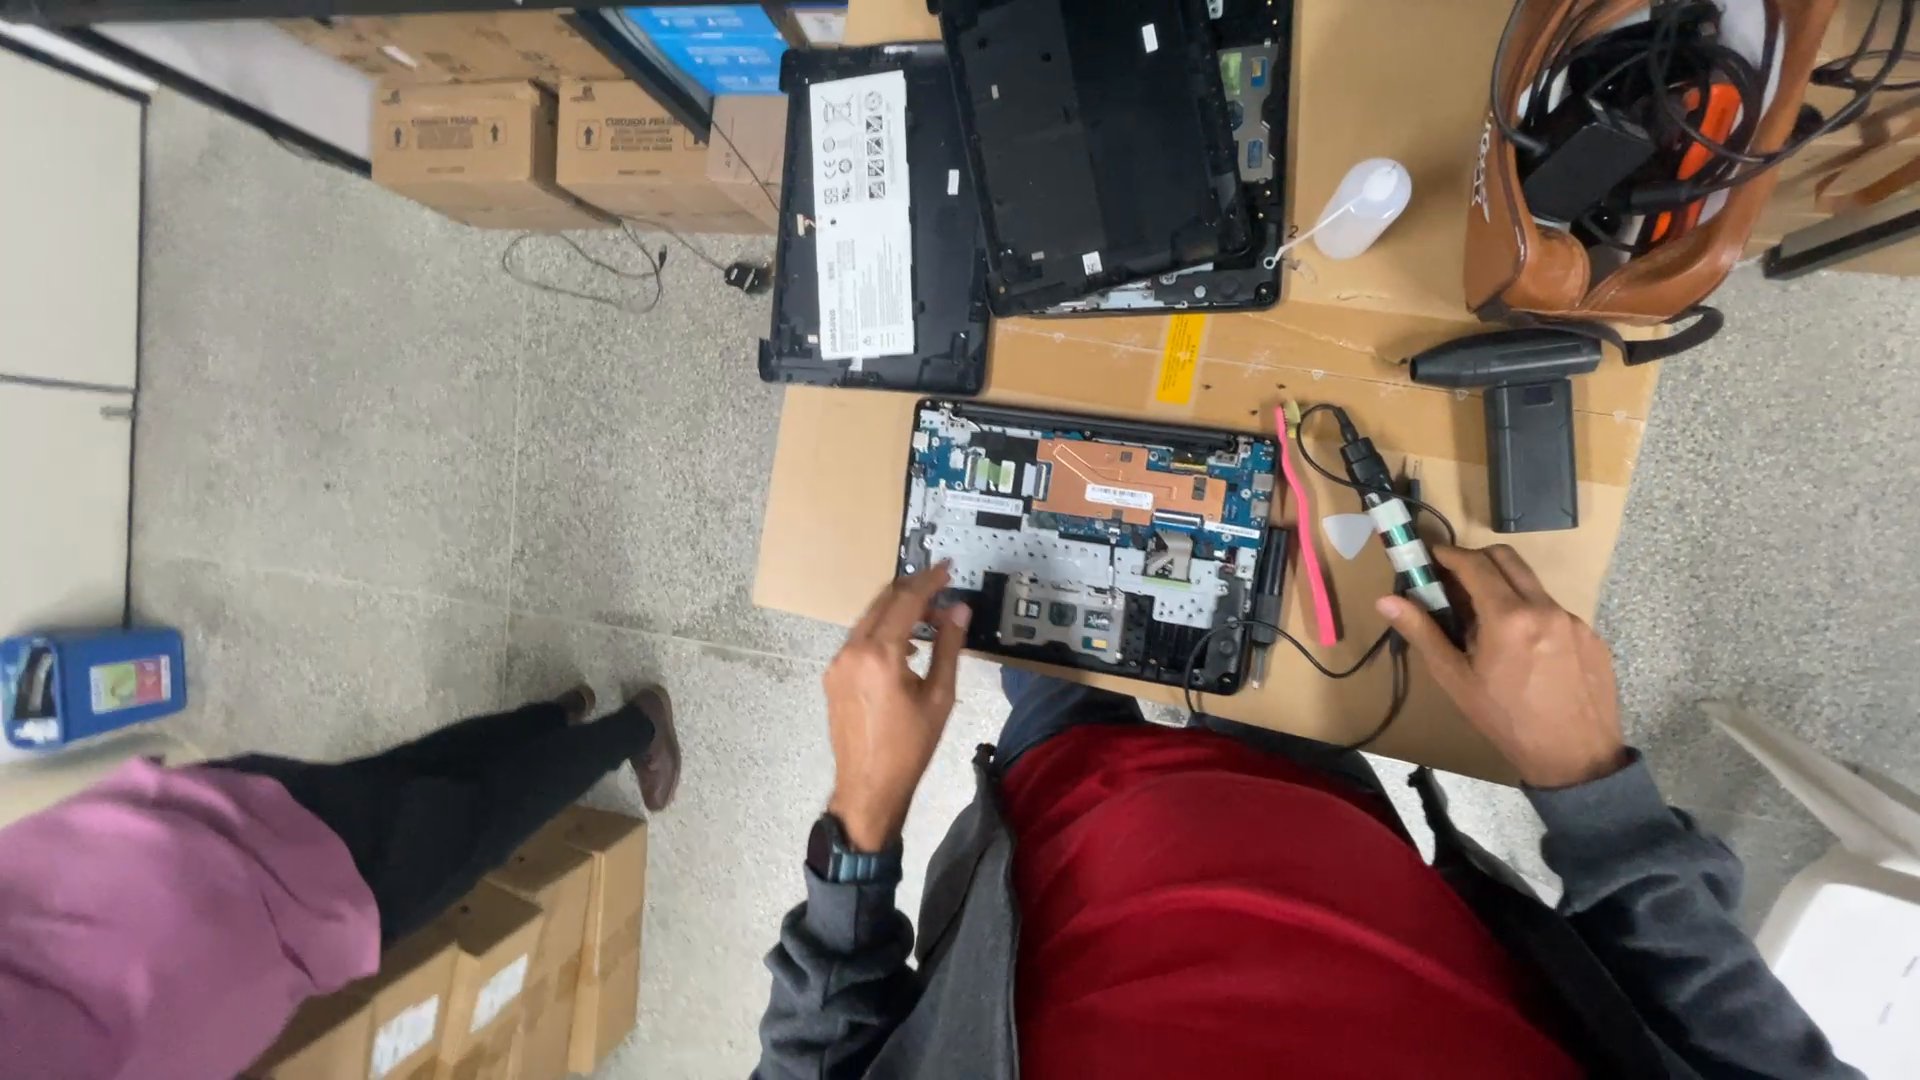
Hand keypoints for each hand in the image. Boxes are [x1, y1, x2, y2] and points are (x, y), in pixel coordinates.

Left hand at [823, 561, 970, 850]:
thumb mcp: (940, 696)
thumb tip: (960, 609)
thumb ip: (949, 647)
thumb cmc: (911, 747)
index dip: (929, 580)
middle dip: (913, 590)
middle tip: (942, 590)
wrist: (868, 787)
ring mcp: (838, 662)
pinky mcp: (833, 675)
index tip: (947, 567)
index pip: (906, 600)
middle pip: (883, 600)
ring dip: (898, 611)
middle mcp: (853, 650)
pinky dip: (882, 631)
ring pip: (869, 618)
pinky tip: (904, 649)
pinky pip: (859, 639)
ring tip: (930, 622)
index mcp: (881, 654)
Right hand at [1375, 544, 1628, 788]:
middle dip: (1475, 558)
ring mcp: (1574, 621)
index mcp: (1508, 616)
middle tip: (1450, 577)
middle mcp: (1546, 608)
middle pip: (1507, 559)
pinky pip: (1553, 610)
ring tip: (1482, 621)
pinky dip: (1527, 613)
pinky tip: (1518, 647)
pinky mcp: (1592, 637)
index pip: (1475, 564)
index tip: (1429, 554)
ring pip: (1531, 585)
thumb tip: (1386, 600)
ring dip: (1501, 587)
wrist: (1575, 756)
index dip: (1448, 554)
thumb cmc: (1503, 717)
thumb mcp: (1454, 677)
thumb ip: (1422, 631)